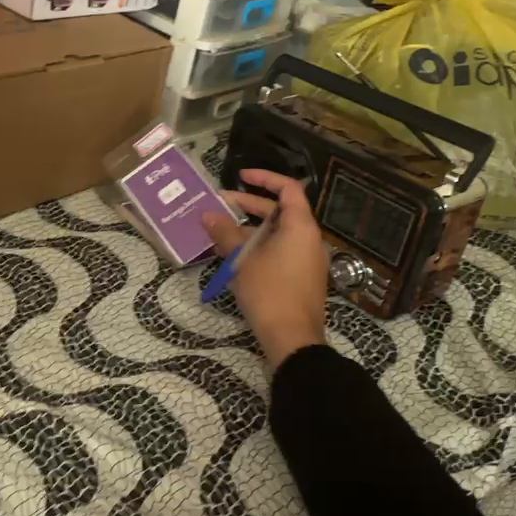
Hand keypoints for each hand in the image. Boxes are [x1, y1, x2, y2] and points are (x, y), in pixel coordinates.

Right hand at [202, 168, 329, 369]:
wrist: (292, 339)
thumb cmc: (269, 291)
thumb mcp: (241, 259)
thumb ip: (225, 233)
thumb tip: (208, 215)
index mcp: (300, 227)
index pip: (288, 189)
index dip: (264, 178)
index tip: (240, 176)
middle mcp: (308, 239)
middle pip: (279, 211)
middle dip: (248, 205)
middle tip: (219, 204)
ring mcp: (306, 261)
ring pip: (275, 234)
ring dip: (248, 230)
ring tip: (218, 232)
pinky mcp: (299, 279)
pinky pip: (278, 252)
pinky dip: (256, 247)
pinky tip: (232, 256)